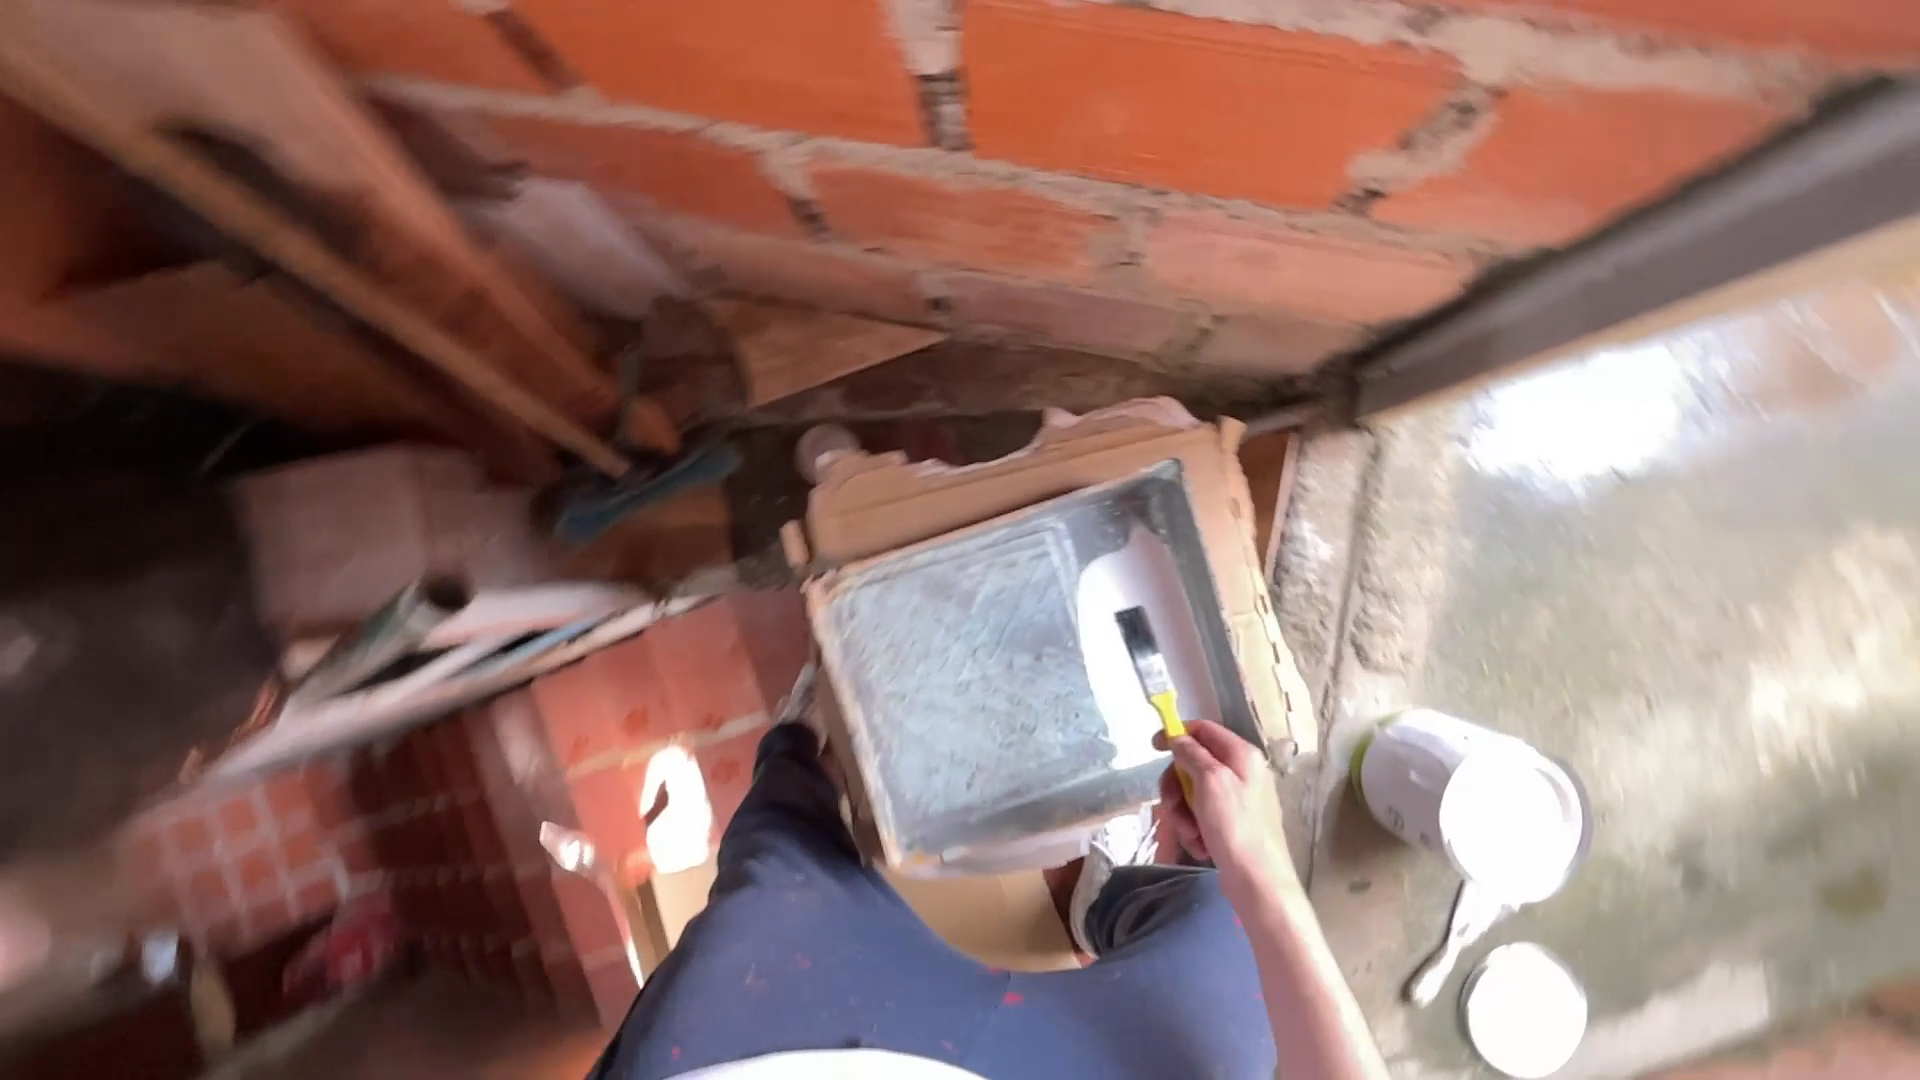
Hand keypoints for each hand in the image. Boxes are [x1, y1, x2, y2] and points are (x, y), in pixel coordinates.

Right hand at [1156, 720, 1294, 899]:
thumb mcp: (1209, 781)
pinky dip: (1195, 829)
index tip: (1154, 747)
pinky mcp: (1232, 825)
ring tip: (1190, 833)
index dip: (1177, 734)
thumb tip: (1178, 737)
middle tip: (1170, 803)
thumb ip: (1191, 753)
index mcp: (1242, 755)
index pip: (1203, 729)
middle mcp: (1242, 773)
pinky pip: (1202, 816)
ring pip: (1194, 793)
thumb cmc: (1235, 826)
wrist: (1259, 883)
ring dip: (1183, 812)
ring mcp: (1238, 800)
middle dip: (1177, 785)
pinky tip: (1200, 845)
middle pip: (1194, 763)